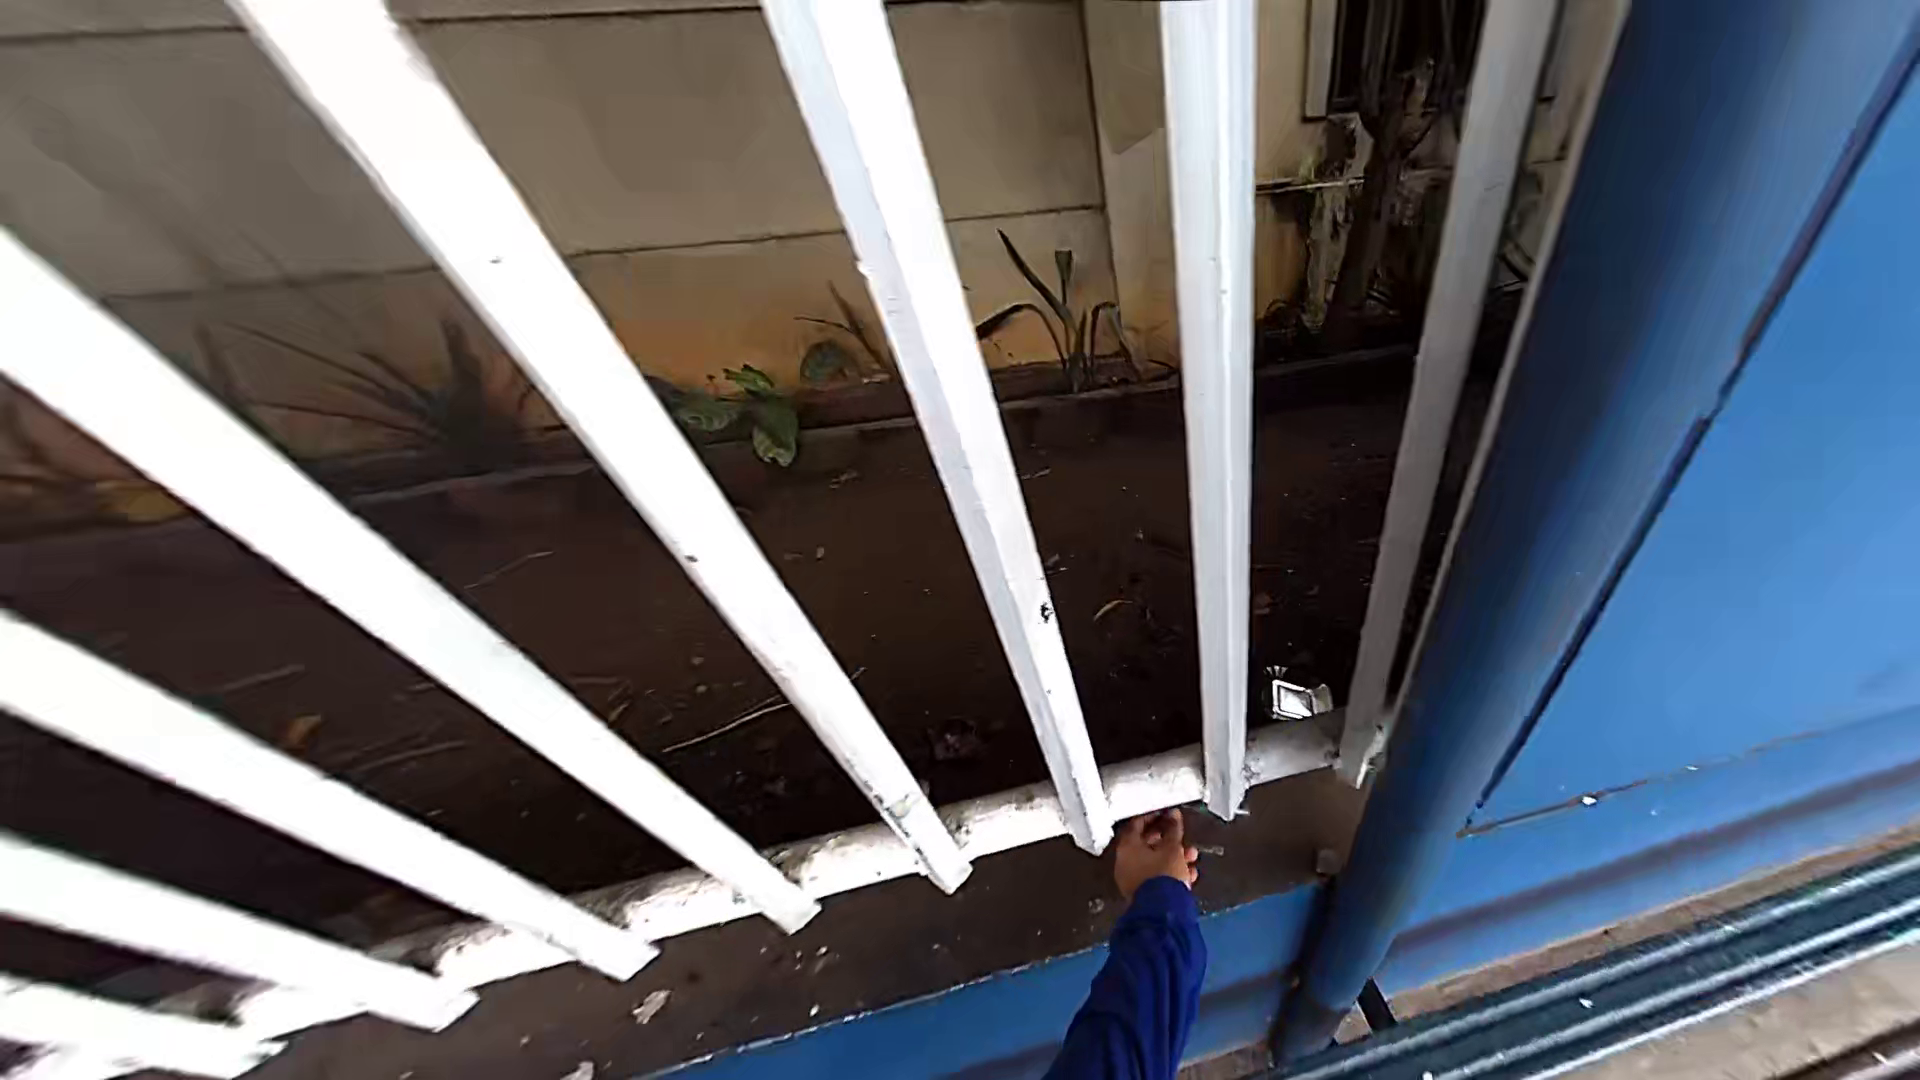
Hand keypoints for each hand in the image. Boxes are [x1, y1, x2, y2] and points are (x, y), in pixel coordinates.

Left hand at [1112, 809, 1199, 900]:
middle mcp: (1124, 860)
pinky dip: (1170, 872)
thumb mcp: (1173, 849)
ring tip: (1191, 856)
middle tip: (1179, 836)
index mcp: (1127, 846)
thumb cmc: (1165, 875)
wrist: (1164, 914)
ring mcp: (1131, 878)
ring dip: (1172, 856)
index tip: (1165, 815)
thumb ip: (1173, 829)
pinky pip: (1155, 876)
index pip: (1137, 823)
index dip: (1153, 816)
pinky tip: (1188, 874)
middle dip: (1166, 838)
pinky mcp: (1142, 893)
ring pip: (1153, 861)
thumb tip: (1173, 814)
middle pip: (1145, 843)